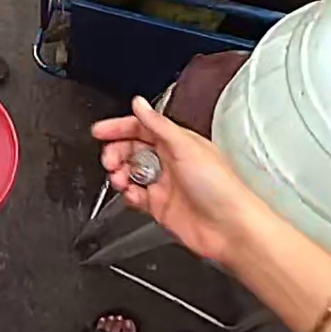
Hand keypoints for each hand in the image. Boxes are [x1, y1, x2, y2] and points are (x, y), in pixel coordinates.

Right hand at [92, 96, 272, 263]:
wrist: (230, 228)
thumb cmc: (220, 186)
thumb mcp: (185, 146)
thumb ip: (158, 124)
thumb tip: (139, 103)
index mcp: (178, 142)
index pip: (143, 127)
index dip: (120, 127)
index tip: (100, 131)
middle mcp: (171, 160)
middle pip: (133, 149)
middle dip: (116, 151)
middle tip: (109, 159)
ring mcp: (165, 184)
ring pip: (132, 172)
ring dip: (120, 173)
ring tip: (118, 177)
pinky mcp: (161, 207)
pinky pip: (136, 196)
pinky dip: (128, 194)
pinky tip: (130, 193)